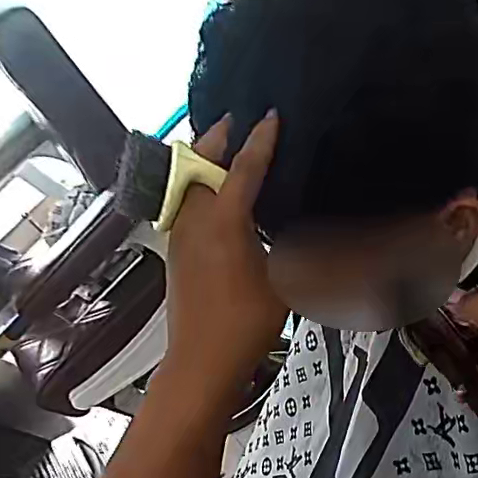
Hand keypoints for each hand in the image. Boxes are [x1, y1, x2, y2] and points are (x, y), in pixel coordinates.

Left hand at [157, 113, 288, 398]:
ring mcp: (180, 236)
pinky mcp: (178, 253)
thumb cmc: (246, 323)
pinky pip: (187, 204)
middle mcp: (194, 221)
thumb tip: (300, 231)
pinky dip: (201, 187)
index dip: (260, 142)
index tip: (271, 117)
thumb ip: (289, 249)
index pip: (243, 169)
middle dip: (215, 138)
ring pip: (188, 183)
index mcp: (223, 222)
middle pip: (198, 165)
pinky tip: (220, 198)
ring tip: (227, 151)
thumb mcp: (283, 283)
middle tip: (235, 121)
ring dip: (205, 161)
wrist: (203, 360)